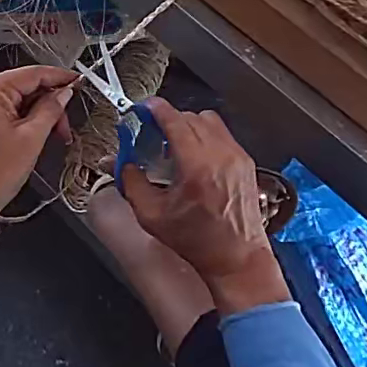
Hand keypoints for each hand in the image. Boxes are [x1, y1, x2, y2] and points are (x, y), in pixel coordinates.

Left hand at [0, 65, 76, 270]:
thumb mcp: (31, 138)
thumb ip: (51, 109)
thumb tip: (66, 92)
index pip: (34, 73)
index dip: (61, 77)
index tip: (82, 83)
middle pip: (28, 84)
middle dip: (52, 102)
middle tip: (67, 126)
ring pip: (21, 98)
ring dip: (42, 113)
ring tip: (56, 136)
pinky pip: (10, 109)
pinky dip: (28, 119)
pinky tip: (40, 134)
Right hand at [118, 98, 289, 313]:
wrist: (236, 259)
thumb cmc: (198, 242)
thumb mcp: (153, 216)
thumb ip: (132, 183)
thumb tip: (121, 164)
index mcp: (197, 166)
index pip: (175, 120)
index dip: (156, 109)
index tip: (145, 107)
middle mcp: (220, 155)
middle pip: (190, 117)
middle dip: (169, 119)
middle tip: (153, 132)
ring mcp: (236, 157)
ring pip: (209, 121)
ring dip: (189, 125)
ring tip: (175, 143)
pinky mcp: (245, 162)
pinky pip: (223, 134)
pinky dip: (205, 135)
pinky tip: (194, 155)